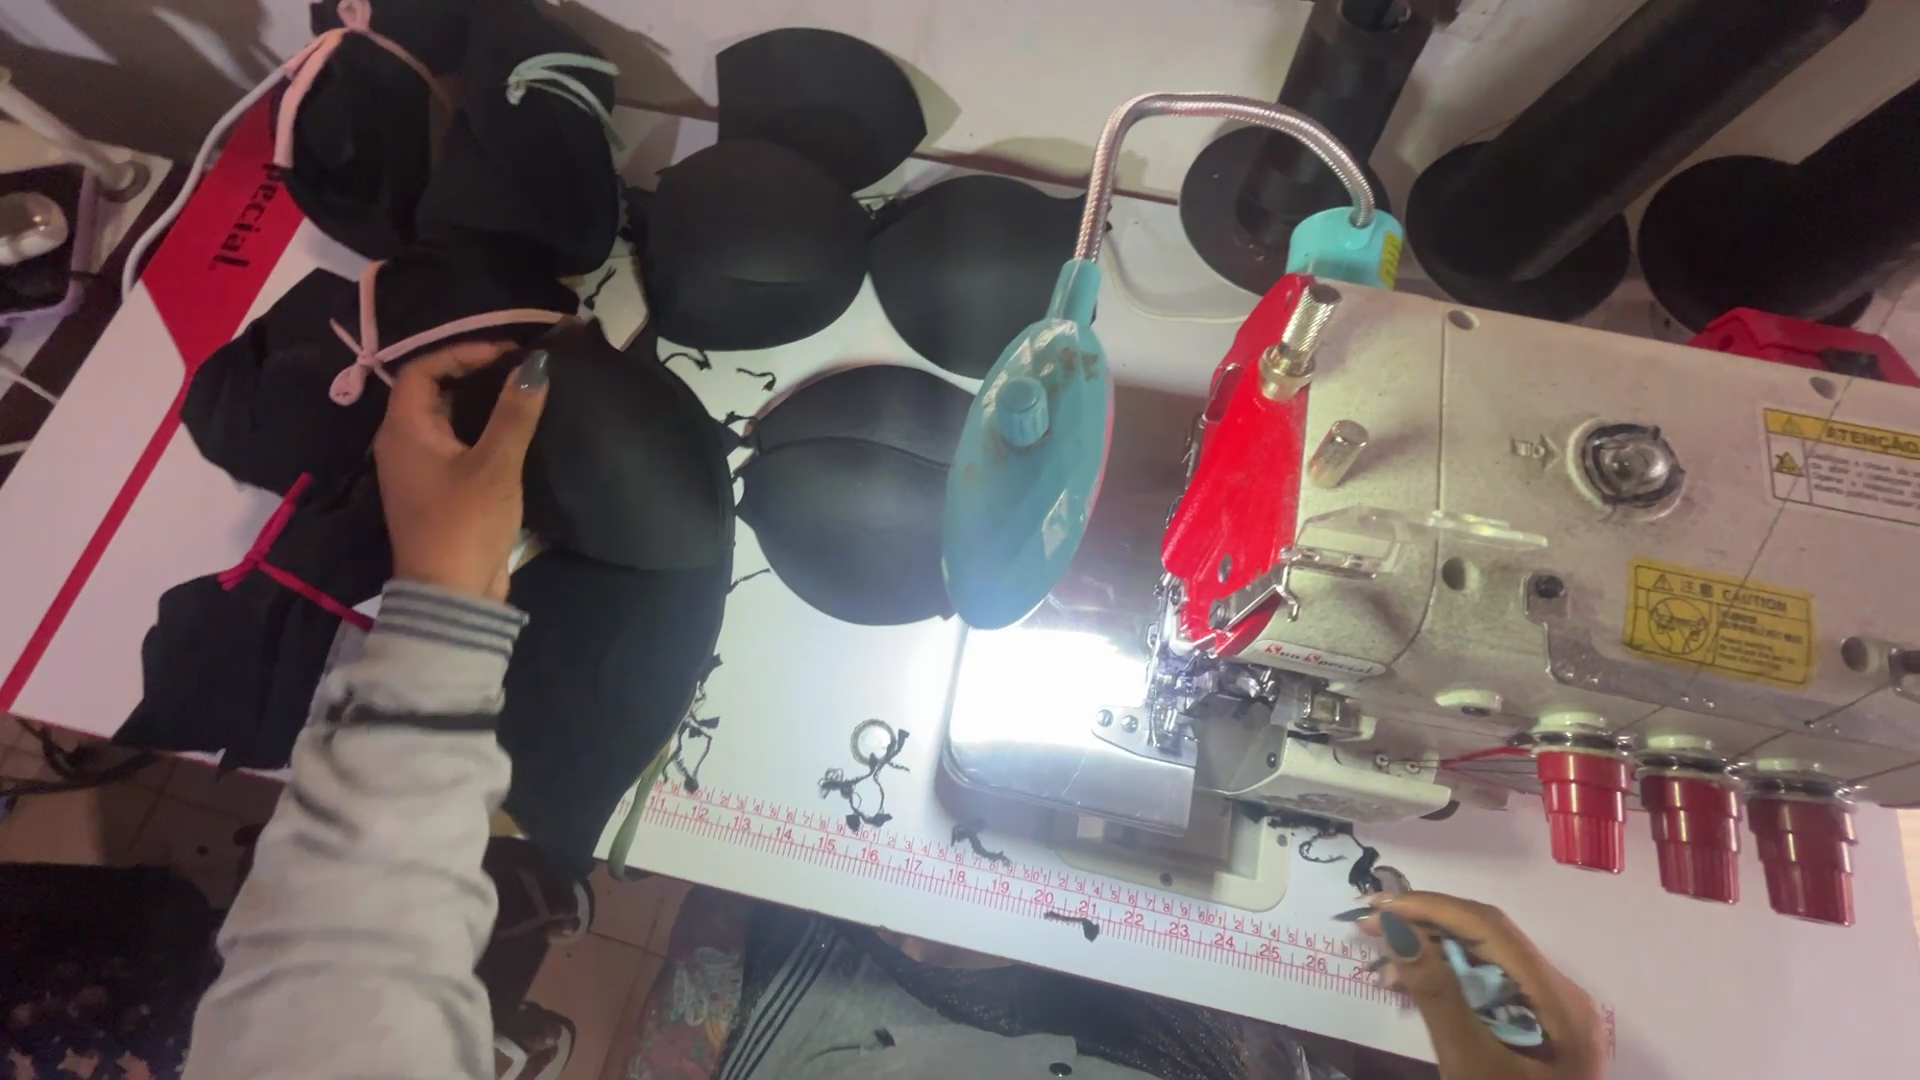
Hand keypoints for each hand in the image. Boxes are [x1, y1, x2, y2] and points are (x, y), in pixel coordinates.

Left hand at [374, 342, 548, 600]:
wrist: (452, 591)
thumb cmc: (466, 522)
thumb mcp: (496, 465)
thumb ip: (515, 414)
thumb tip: (536, 366)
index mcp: (404, 430)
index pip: (422, 371)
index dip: (462, 353)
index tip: (509, 355)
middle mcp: (403, 443)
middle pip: (432, 392)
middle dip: (474, 374)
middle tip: (521, 372)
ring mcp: (420, 469)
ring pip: (446, 419)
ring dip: (480, 403)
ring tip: (523, 396)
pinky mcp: (440, 490)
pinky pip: (457, 444)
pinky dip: (482, 430)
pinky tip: (515, 435)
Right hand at [1359, 892, 1603, 1079]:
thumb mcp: (1468, 1061)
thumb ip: (1434, 990)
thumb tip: (1392, 924)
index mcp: (1560, 1002)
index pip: (1489, 927)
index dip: (1430, 907)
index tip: (1376, 905)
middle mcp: (1561, 992)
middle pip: (1486, 933)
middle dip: (1424, 922)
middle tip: (1369, 922)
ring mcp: (1549, 1004)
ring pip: (1480, 950)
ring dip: (1428, 946)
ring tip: (1383, 962)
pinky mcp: (1533, 1016)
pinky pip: (1483, 974)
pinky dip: (1442, 970)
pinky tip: (1409, 981)